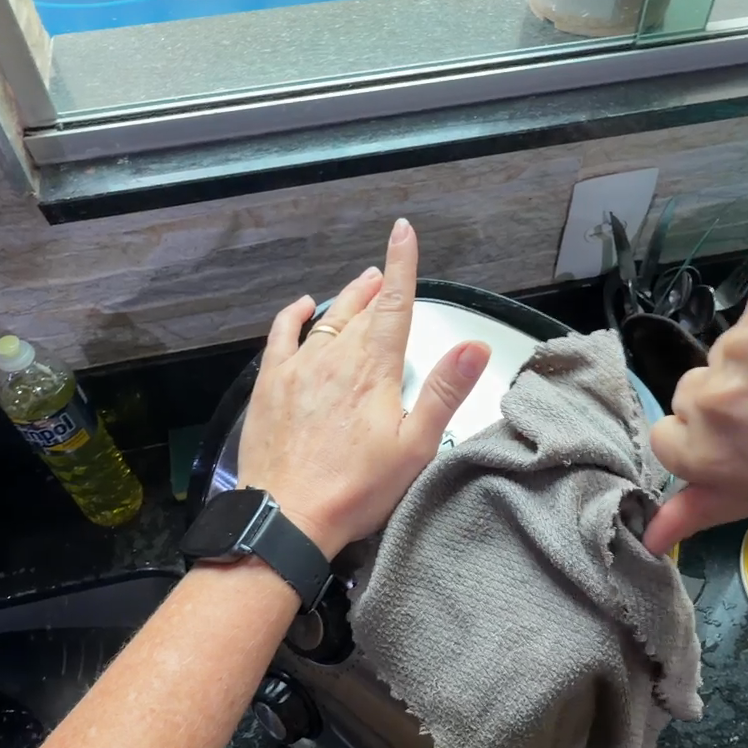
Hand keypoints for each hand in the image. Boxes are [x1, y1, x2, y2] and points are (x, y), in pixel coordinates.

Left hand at [239, 219, 491, 557]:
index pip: (394, 303)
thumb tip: (476, 347)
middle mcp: (335, 357)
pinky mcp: (271, 385)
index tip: (403, 232)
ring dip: (347, 300)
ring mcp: (299, 368)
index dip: (402, 265)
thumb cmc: (355, 487)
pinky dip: (294, 316)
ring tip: (359, 283)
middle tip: (384, 272)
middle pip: (362, 310)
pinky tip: (304, 307)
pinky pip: (282, 335)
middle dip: (376, 287)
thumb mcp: (415, 445)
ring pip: (328, 320)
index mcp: (374, 368)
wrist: (287, 514)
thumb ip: (444, 391)